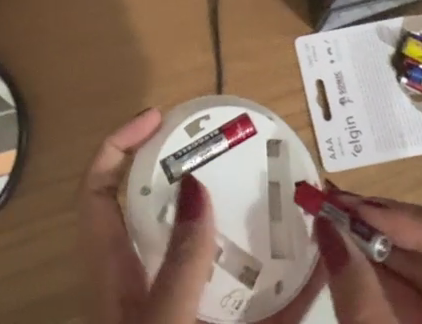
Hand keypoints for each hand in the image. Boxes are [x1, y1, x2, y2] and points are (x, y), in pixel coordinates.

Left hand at [78, 108, 322, 323]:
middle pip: (161, 214)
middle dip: (195, 176)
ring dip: (248, 226)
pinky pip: (259, 308)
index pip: (99, 193)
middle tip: (233, 148)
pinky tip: (322, 267)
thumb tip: (193, 187)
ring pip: (215, 255)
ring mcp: (185, 315)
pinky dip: (290, 289)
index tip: (158, 118)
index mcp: (115, 277)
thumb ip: (179, 264)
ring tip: (280, 194)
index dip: (117, 147)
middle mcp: (146, 289)